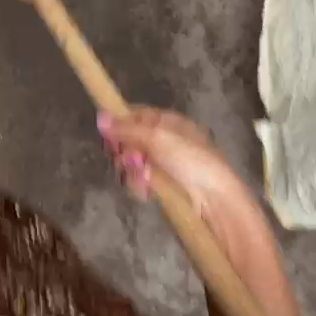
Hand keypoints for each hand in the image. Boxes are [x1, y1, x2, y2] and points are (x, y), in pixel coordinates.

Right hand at [98, 106, 269, 257]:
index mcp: (167, 121)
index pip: (134, 114)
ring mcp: (163, 163)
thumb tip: (98, 116)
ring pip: (130, 161)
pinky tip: (147, 189)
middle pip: (128, 139)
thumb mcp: (157, 137)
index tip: (107, 134)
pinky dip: (139, 184)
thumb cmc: (190, 161)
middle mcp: (163, 139)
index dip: (118, 122)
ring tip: (142, 178)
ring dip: (131, 170)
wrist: (216, 201)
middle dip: (124, 150)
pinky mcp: (162, 185)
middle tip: (129, 160)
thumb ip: (125, 128)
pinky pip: (139, 179)